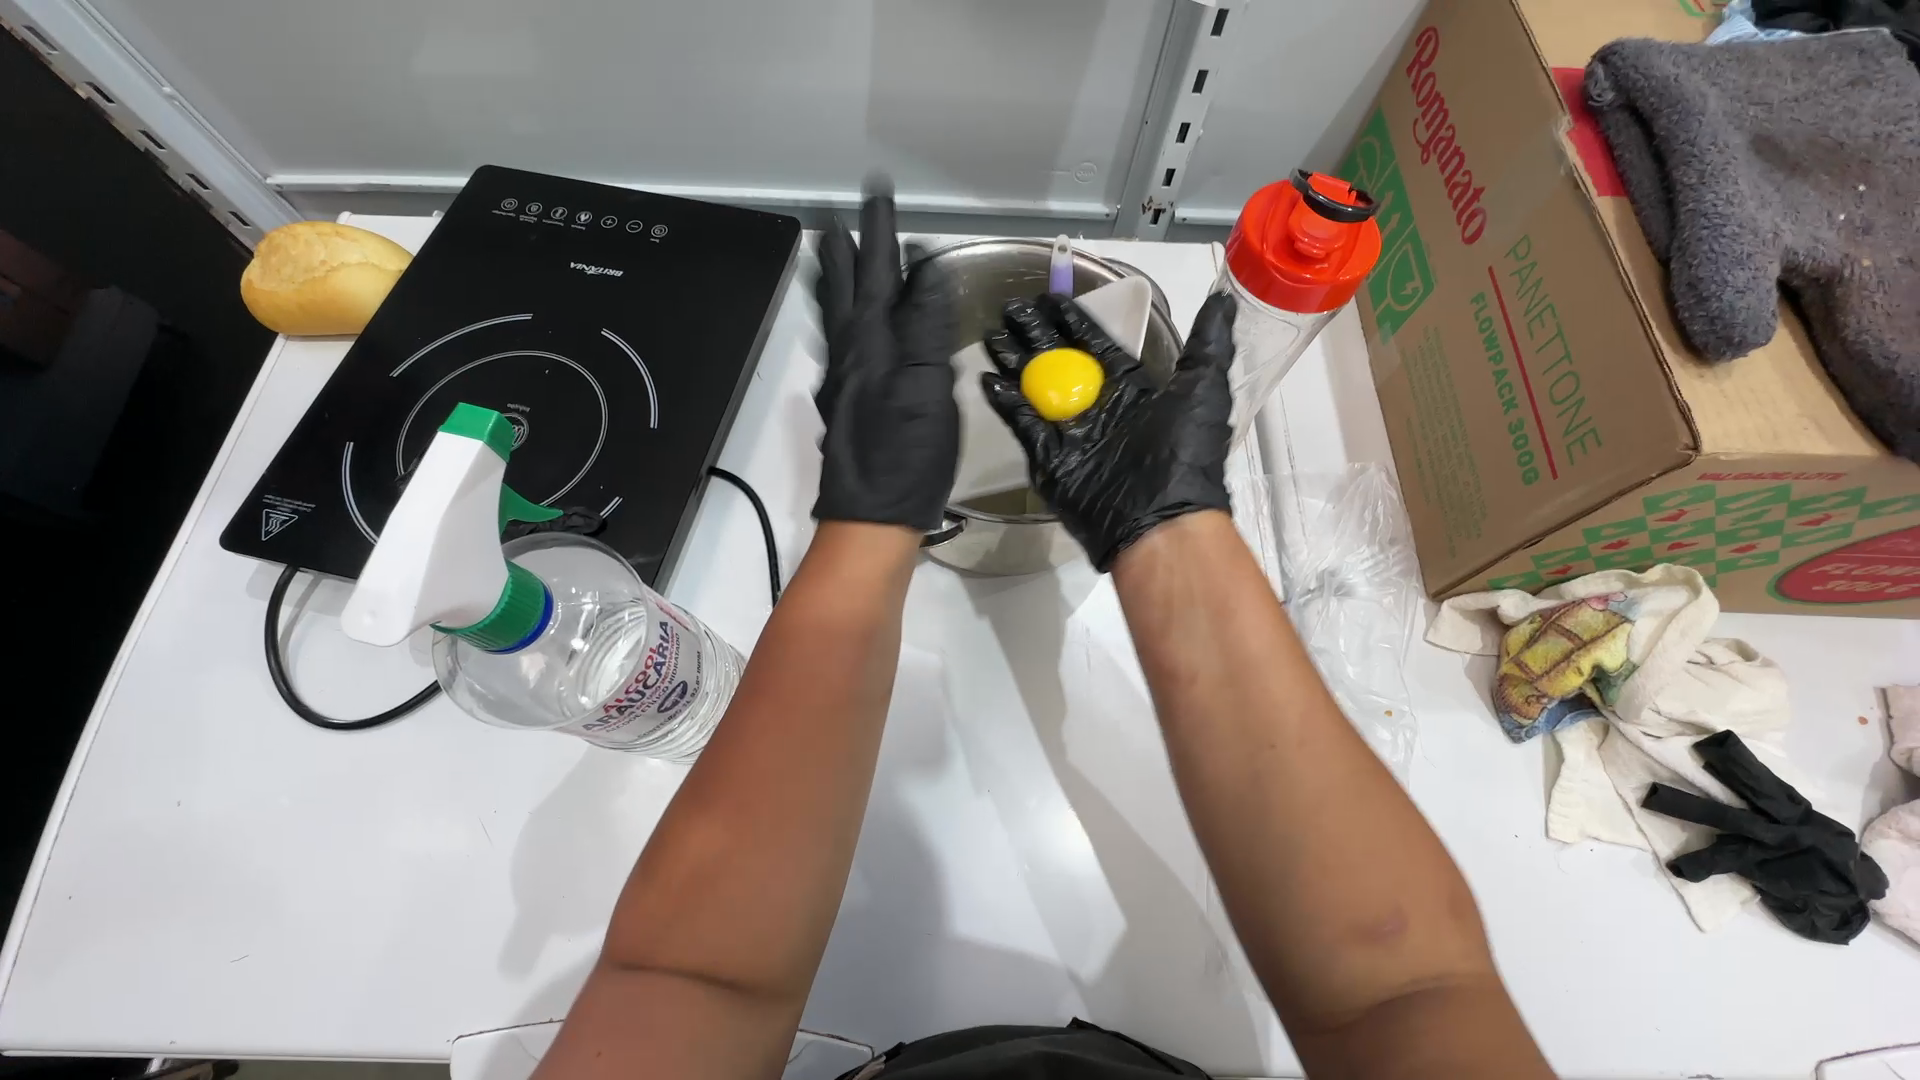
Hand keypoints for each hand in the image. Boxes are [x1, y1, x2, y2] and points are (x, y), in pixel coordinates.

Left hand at [811, 182, 957, 530]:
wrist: (872, 518)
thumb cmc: (907, 452)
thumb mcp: (927, 385)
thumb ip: (924, 325)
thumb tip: (925, 270)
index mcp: (872, 342)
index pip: (876, 273)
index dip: (880, 234)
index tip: (878, 194)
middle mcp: (850, 355)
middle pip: (843, 292)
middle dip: (845, 254)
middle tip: (837, 222)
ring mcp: (843, 383)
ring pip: (836, 320)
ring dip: (836, 286)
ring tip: (833, 262)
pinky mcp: (846, 407)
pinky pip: (841, 348)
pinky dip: (843, 324)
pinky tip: (849, 331)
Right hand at [982, 292, 1235, 570]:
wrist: (1160, 518)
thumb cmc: (1184, 451)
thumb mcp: (1206, 388)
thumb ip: (1209, 343)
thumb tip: (1226, 297)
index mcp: (1133, 391)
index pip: (1097, 347)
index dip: (1074, 322)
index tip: (1050, 300)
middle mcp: (1099, 408)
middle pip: (1059, 362)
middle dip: (1035, 336)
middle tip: (1010, 311)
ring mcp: (1072, 434)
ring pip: (1036, 388)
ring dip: (1015, 362)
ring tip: (991, 336)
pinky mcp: (1050, 459)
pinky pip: (1024, 425)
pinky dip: (1007, 403)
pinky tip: (989, 378)